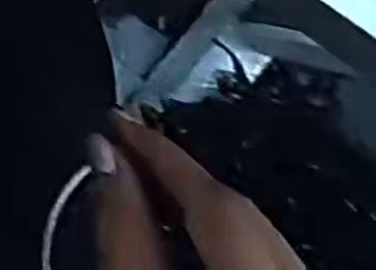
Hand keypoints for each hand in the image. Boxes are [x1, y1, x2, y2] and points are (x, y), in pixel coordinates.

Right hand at [93, 112, 302, 269]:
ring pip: (262, 233)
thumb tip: (102, 152)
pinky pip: (272, 255)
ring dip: (203, 206)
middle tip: (126, 149)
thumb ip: (122, 226)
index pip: (213, 197)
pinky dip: (229, 235)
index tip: (116, 120)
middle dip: (181, 175)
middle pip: (242, 212)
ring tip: (150, 188)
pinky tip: (190, 231)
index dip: (159, 151)